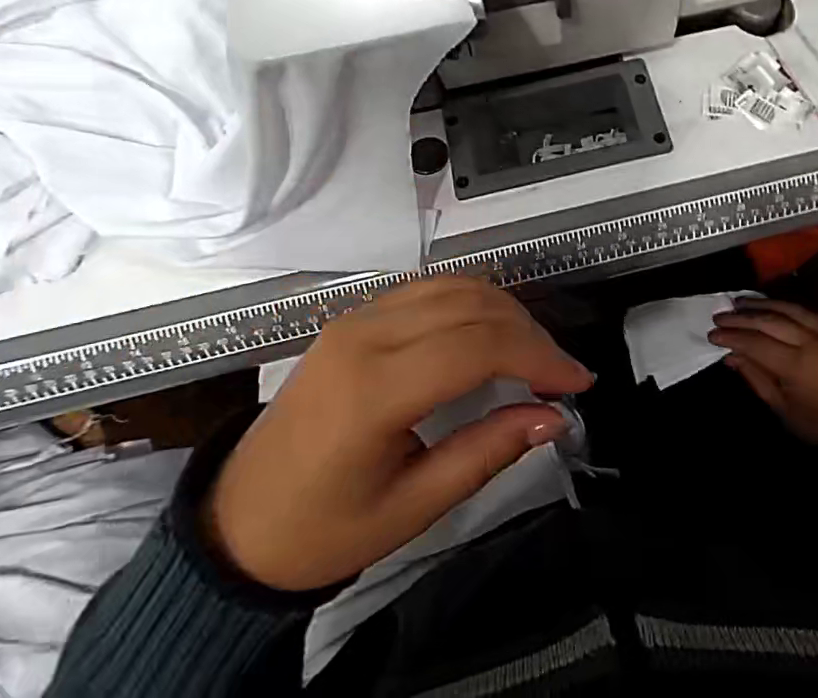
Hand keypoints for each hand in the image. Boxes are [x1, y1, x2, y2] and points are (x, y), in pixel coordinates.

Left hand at [205, 276, 593, 590]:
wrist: (240, 522)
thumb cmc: (324, 529)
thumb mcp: (413, 506)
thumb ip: (488, 452)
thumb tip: (553, 416)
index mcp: (372, 390)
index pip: (476, 346)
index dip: (539, 356)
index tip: (576, 383)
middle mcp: (362, 336)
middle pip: (470, 305)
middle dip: (529, 333)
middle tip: (560, 375)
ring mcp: (354, 320)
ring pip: (451, 287)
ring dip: (504, 312)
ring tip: (534, 357)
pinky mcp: (353, 319)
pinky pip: (426, 291)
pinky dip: (471, 304)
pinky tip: (490, 336)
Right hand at [710, 298, 817, 443]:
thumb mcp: (782, 408)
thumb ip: (755, 377)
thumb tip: (731, 355)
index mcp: (797, 366)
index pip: (756, 342)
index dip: (732, 336)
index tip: (712, 334)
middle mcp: (812, 343)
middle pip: (770, 321)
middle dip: (741, 317)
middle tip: (720, 316)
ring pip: (789, 309)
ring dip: (762, 304)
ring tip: (740, 302)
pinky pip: (808, 311)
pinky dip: (786, 307)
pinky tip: (771, 306)